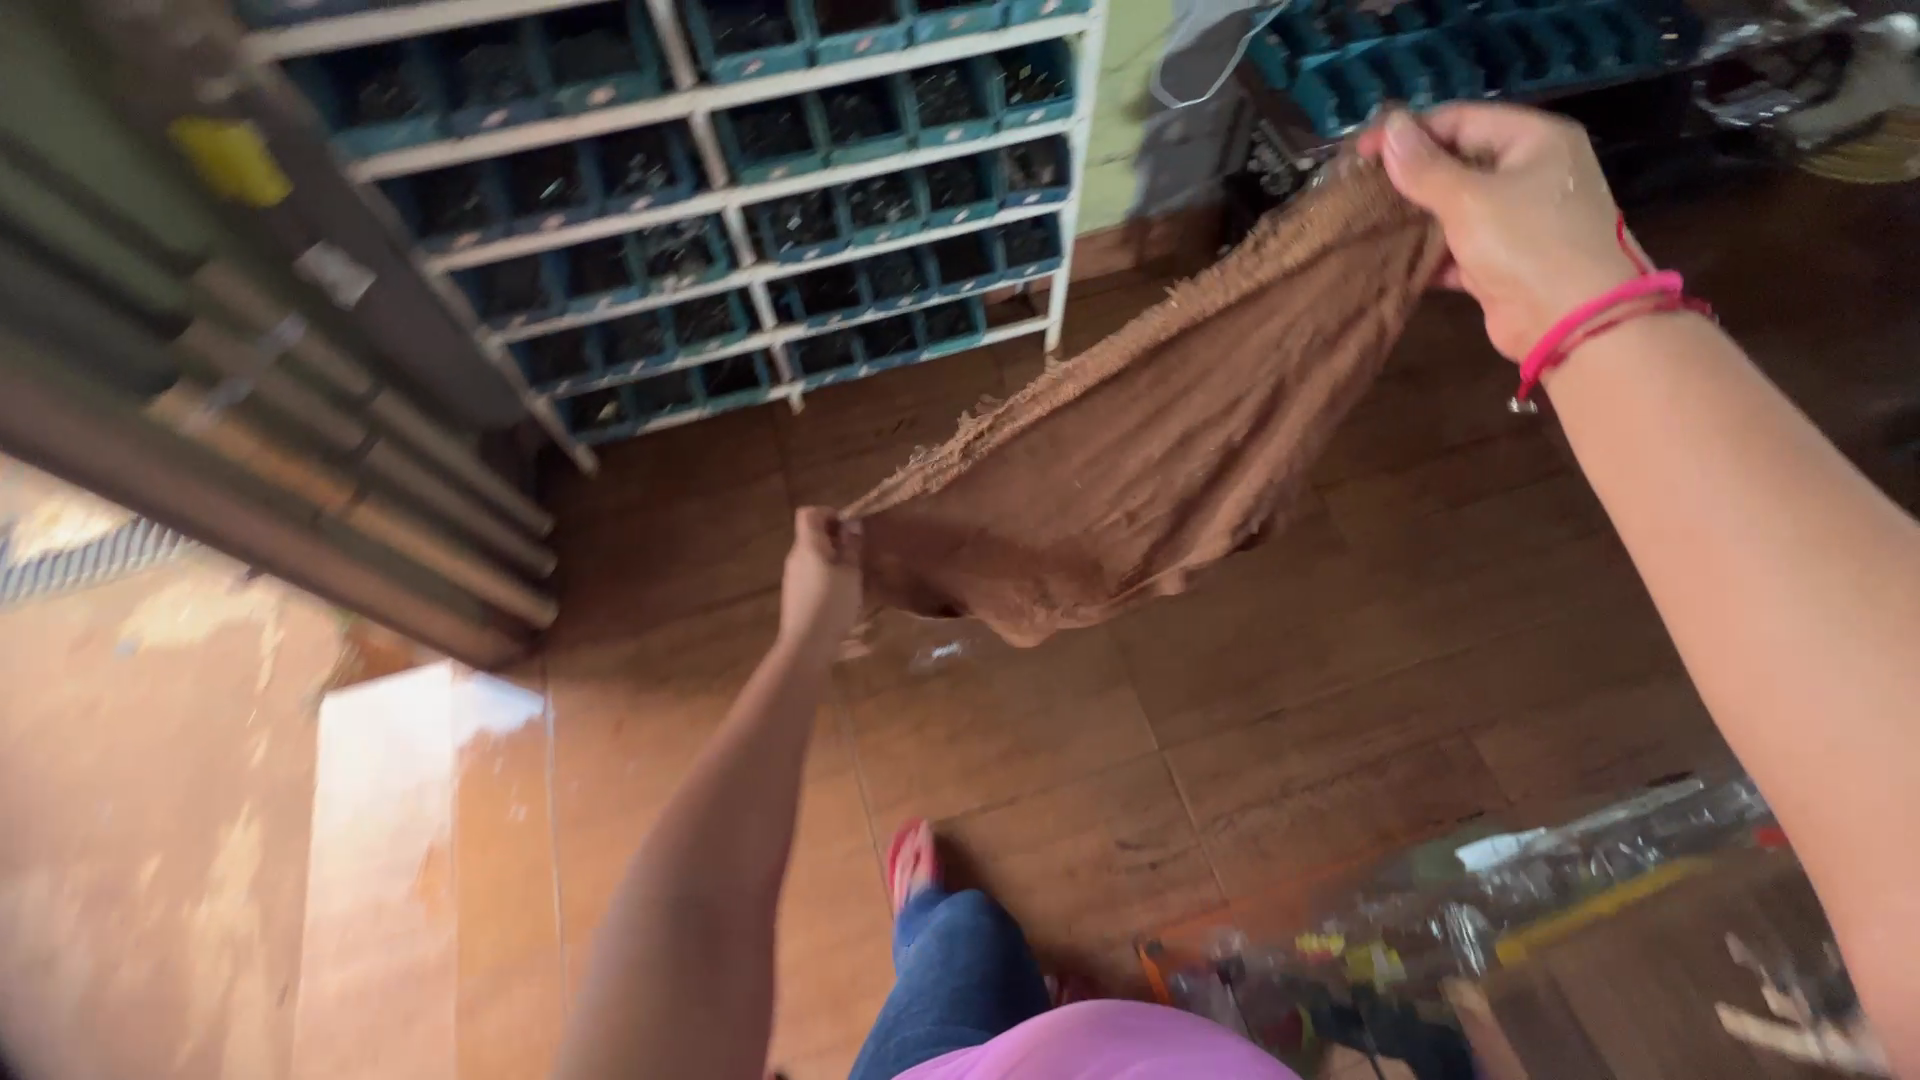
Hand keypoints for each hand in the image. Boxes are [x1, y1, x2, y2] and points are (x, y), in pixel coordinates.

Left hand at [777, 507, 862, 657]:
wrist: (807, 644)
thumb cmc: (832, 603)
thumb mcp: (850, 572)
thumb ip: (851, 546)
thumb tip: (851, 523)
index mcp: (807, 545)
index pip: (809, 513)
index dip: (829, 513)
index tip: (849, 526)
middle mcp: (795, 557)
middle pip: (810, 534)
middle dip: (834, 536)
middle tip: (857, 551)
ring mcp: (792, 576)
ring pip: (812, 555)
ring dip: (832, 557)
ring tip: (853, 573)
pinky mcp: (795, 594)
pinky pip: (811, 573)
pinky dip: (825, 573)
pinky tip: (841, 592)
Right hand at [1355, 104, 1642, 361]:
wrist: (1567, 318)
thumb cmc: (1525, 242)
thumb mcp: (1469, 198)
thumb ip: (1425, 167)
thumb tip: (1391, 126)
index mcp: (1533, 141)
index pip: (1462, 120)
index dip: (1410, 132)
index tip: (1362, 150)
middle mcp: (1527, 173)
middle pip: (1457, 162)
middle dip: (1409, 174)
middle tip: (1360, 184)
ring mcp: (1514, 219)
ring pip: (1453, 206)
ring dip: (1413, 214)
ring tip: (1366, 217)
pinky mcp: (1498, 259)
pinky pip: (1454, 246)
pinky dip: (1425, 252)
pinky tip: (1389, 256)